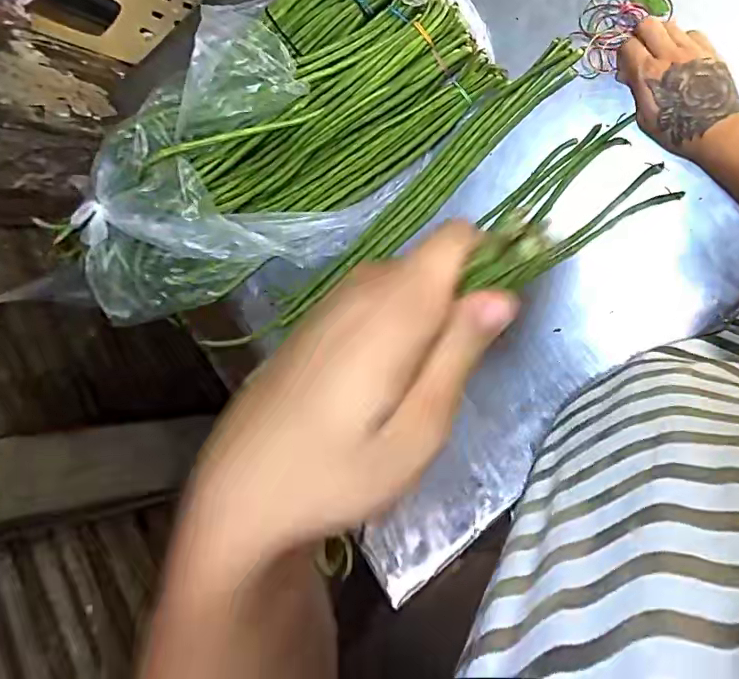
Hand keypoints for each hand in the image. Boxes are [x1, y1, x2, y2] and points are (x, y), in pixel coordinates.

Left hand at [175, 222, 517, 579]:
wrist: (234, 502)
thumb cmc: (337, 474)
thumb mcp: (420, 430)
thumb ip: (462, 351)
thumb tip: (504, 292)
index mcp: (396, 304)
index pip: (458, 236)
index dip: (491, 255)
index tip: (499, 308)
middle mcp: (365, 284)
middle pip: (437, 258)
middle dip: (463, 295)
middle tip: (458, 367)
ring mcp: (336, 298)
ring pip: (410, 277)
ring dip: (432, 311)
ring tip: (418, 381)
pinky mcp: (320, 316)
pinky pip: (380, 293)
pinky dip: (401, 317)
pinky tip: (380, 379)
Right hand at [616, 17, 738, 162]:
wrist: (717, 132)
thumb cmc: (678, 131)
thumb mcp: (645, 118)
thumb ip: (634, 90)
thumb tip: (627, 72)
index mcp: (648, 73)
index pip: (627, 44)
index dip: (624, 52)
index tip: (628, 62)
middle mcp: (669, 55)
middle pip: (647, 24)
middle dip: (641, 34)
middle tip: (645, 49)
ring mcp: (692, 50)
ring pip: (670, 24)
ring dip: (663, 35)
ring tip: (666, 50)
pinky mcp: (711, 51)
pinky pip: (693, 33)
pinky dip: (686, 40)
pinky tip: (687, 54)